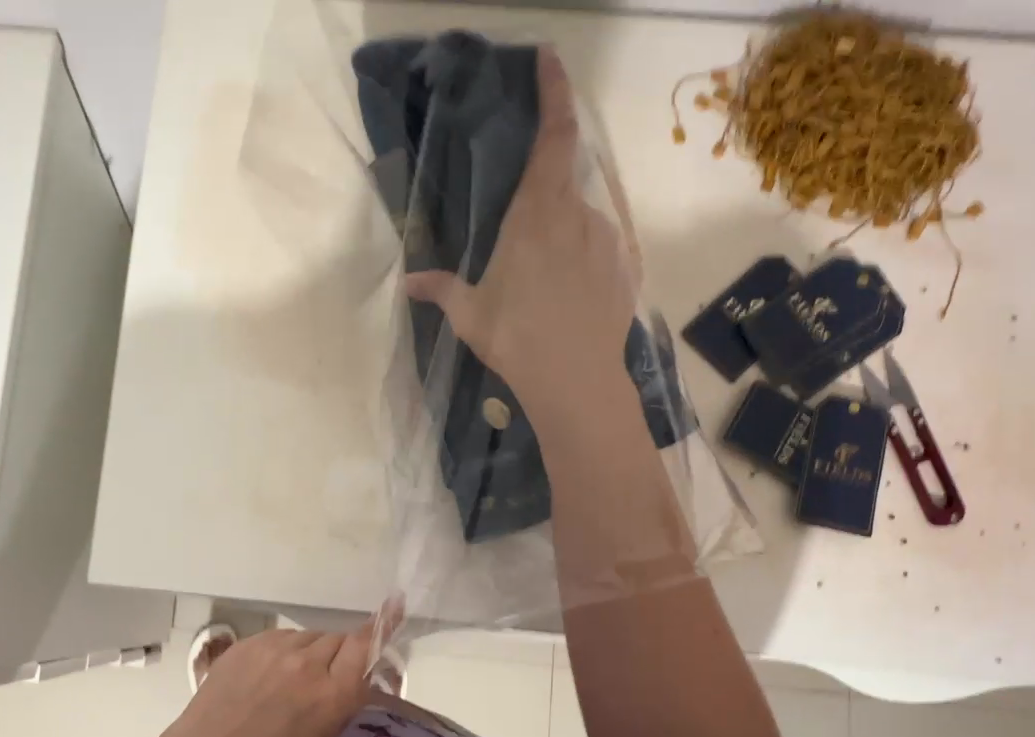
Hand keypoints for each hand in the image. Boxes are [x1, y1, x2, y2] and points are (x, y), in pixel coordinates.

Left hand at [144, 625, 374, 736]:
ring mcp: (274, 648)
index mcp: (333, 694)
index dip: (380, 627)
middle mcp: (307, 664)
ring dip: (309, 652)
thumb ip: (343, 699)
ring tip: (288, 681)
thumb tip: (357, 672)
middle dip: (338, 655)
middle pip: (338, 639)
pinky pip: (279, 637)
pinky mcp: (248, 642)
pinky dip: (281, 651)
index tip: (394, 604)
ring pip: (308, 637)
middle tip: (323, 678)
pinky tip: (266, 676)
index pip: (365, 645)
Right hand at [405, 50, 641, 423]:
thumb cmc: (515, 338)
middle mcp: (579, 213)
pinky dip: (580, 259)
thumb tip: (408, 283)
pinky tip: (565, 296)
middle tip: (520, 235)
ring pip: (581, 219)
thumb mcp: (469, 314)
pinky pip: (599, 248)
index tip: (551, 58)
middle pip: (564, 179)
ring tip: (541, 282)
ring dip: (560, 236)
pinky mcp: (626, 266)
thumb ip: (441, 289)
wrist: (576, 380)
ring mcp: (609, 238)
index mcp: (537, 213)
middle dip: (543, 196)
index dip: (555, 92)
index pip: (553, 136)